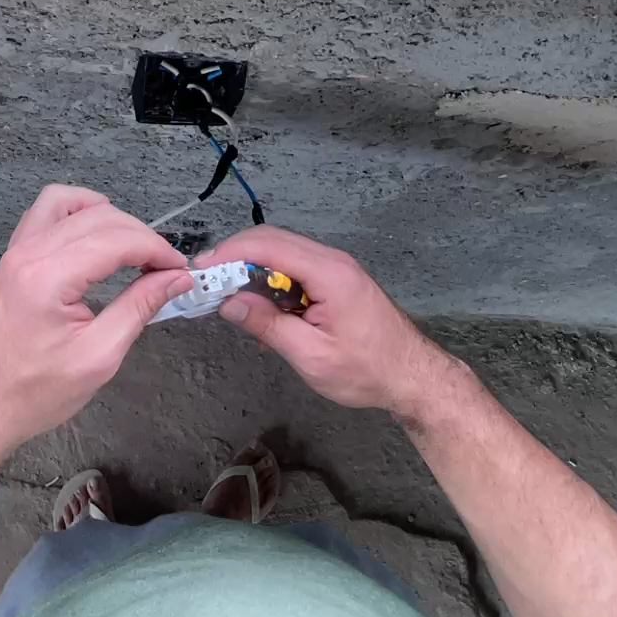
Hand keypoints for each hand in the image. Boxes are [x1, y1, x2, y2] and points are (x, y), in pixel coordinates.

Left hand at [0, 185, 191, 453]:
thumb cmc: (34, 393)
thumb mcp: (98, 357)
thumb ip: (139, 308)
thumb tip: (175, 279)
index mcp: (48, 278)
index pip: (116, 240)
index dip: (156, 249)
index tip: (178, 268)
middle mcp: (28, 254)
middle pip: (97, 215)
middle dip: (140, 234)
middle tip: (164, 265)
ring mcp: (15, 252)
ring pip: (67, 201)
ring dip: (106, 214)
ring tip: (131, 244)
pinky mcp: (12, 258)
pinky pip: (44, 213)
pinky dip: (75, 213)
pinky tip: (94, 236)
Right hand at [200, 226, 460, 416]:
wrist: (414, 377)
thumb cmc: (366, 371)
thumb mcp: (312, 355)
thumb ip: (268, 325)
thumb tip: (229, 303)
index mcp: (328, 273)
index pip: (269, 246)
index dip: (231, 252)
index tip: (202, 267)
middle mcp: (332, 260)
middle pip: (273, 240)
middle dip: (236, 255)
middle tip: (208, 280)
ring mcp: (336, 267)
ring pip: (283, 251)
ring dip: (253, 267)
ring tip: (230, 296)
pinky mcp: (337, 279)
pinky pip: (296, 267)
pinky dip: (272, 279)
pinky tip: (262, 309)